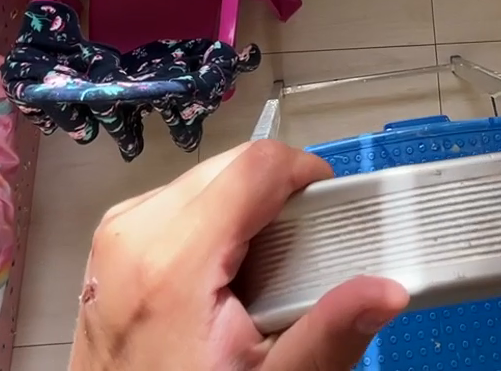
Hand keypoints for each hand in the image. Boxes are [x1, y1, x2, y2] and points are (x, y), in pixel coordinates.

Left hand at [72, 141, 409, 370]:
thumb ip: (327, 336)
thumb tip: (389, 291)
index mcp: (173, 261)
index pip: (258, 164)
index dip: (305, 174)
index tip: (329, 212)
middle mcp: (137, 227)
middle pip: (236, 164)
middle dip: (277, 196)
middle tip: (298, 253)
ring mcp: (118, 228)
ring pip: (211, 174)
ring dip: (246, 203)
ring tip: (259, 267)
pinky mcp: (111, 235)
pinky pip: (182, 194)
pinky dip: (214, 215)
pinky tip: (220, 268)